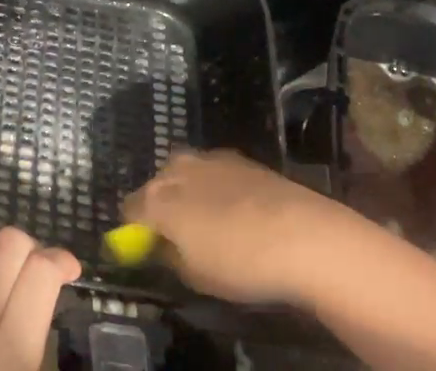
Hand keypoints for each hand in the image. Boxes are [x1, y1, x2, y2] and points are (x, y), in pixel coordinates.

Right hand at [123, 149, 362, 305]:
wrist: (306, 236)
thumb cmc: (242, 262)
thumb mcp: (197, 277)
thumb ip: (170, 257)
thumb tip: (163, 247)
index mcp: (157, 198)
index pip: (128, 210)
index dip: (135, 231)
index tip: (149, 250)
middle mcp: (176, 169)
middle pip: (156, 186)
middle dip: (161, 207)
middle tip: (181, 238)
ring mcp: (210, 159)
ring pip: (186, 176)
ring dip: (190, 194)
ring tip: (213, 224)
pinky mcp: (241, 158)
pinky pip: (215, 174)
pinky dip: (217, 188)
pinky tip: (239, 212)